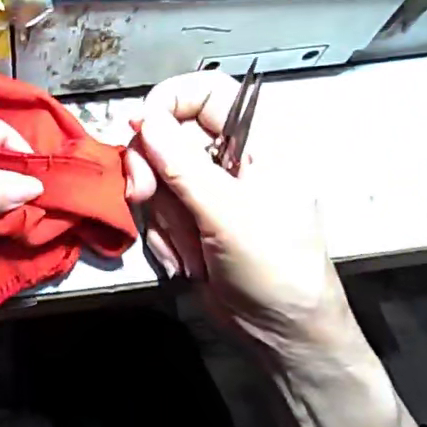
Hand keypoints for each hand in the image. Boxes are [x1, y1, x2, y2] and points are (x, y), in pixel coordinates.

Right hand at [124, 71, 363, 366]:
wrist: (283, 335)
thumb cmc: (277, 271)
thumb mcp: (230, 215)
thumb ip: (184, 166)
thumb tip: (146, 120)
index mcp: (259, 142)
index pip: (206, 91)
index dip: (170, 101)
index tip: (144, 129)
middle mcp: (230, 157)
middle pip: (165, 133)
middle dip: (150, 169)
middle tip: (143, 194)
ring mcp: (207, 187)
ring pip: (152, 172)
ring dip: (159, 213)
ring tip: (188, 247)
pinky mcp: (189, 215)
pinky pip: (153, 205)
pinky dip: (160, 232)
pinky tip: (183, 258)